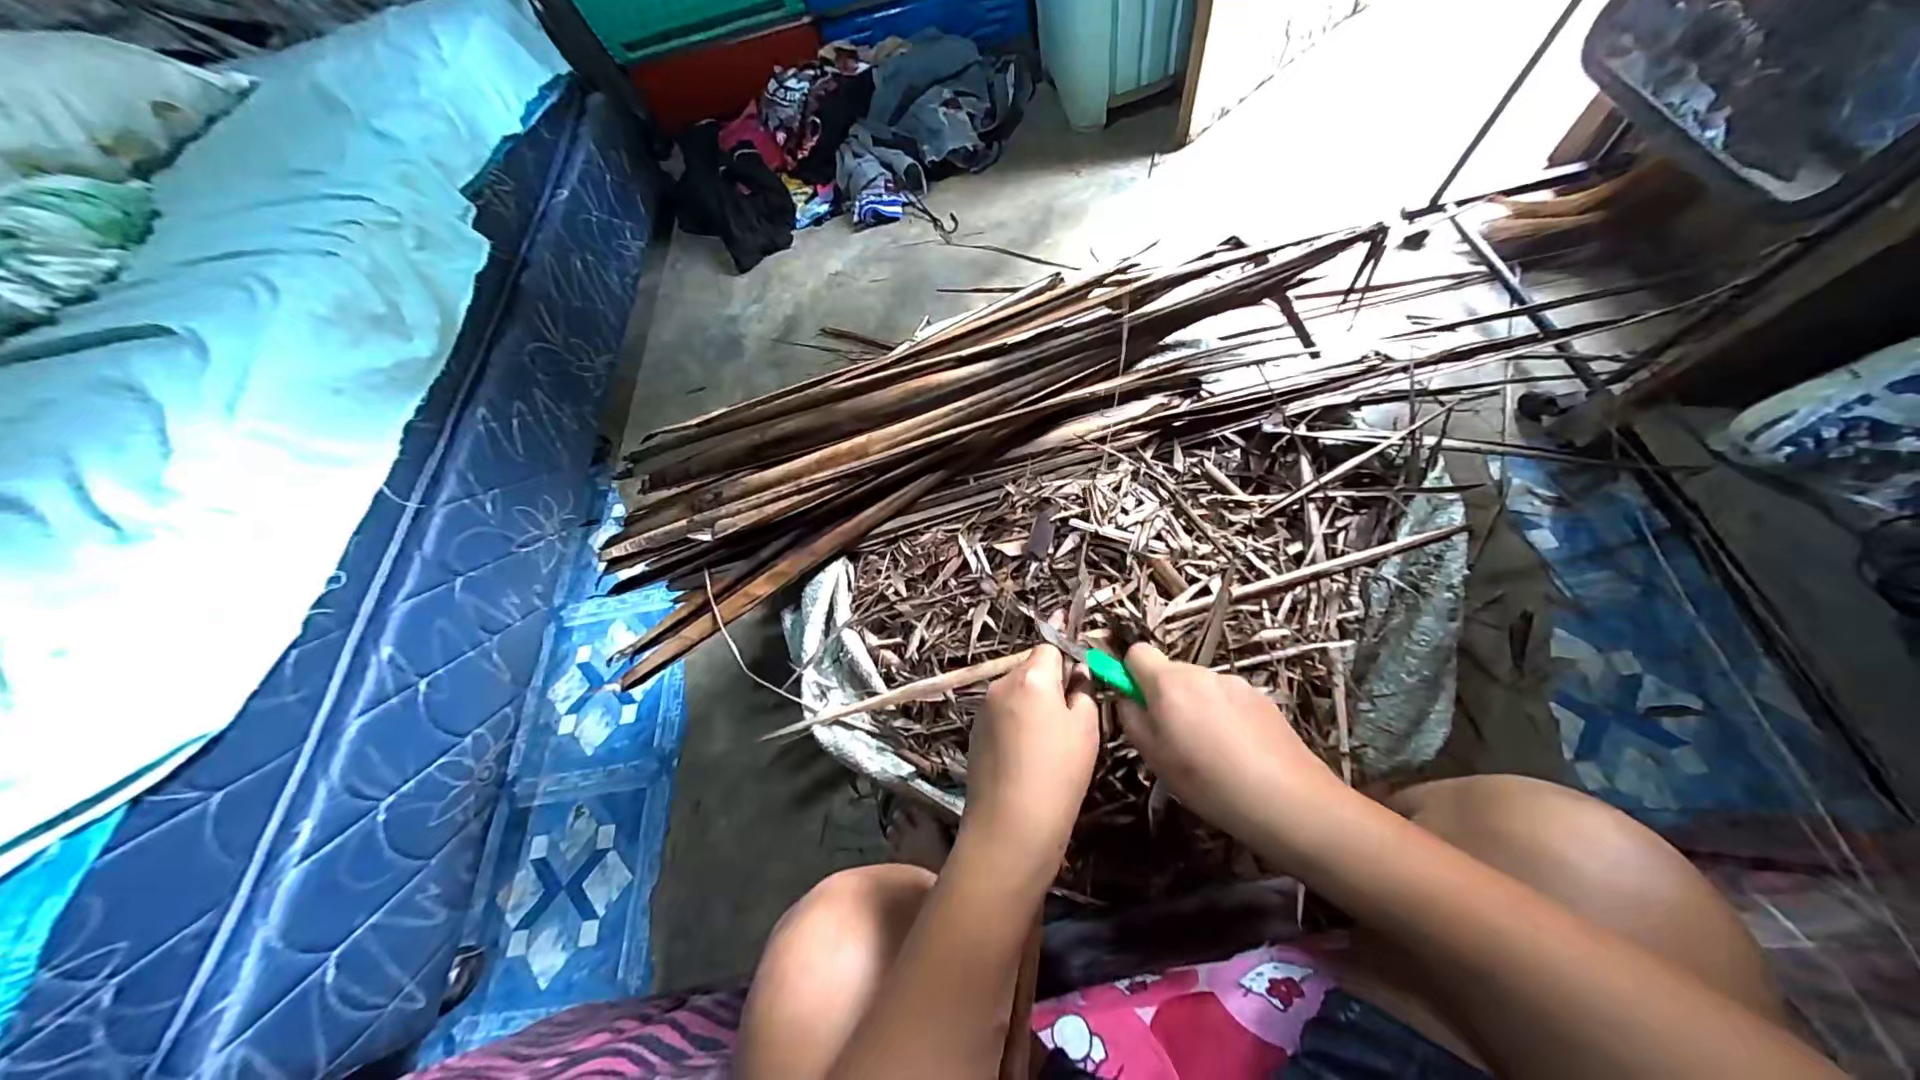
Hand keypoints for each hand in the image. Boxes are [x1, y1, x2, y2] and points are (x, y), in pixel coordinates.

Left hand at [963, 645, 1098, 859]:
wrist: (1011, 824)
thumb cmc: (1059, 772)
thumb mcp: (1086, 728)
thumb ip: (1083, 691)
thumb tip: (1078, 674)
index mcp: (1031, 676)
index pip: (1050, 646)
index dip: (1067, 657)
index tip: (1079, 677)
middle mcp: (1001, 684)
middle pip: (1030, 669)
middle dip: (1049, 683)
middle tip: (1070, 715)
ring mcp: (984, 709)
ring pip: (1016, 693)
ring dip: (1032, 704)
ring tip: (1050, 741)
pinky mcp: (975, 733)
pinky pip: (1003, 715)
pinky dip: (1016, 724)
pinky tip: (1028, 754)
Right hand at [1115, 643, 1342, 838]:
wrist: (1288, 799)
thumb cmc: (1208, 782)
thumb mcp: (1153, 757)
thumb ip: (1131, 718)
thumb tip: (1127, 698)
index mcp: (1168, 682)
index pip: (1136, 652)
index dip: (1130, 675)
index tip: (1136, 705)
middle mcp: (1201, 673)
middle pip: (1170, 672)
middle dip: (1165, 697)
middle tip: (1173, 740)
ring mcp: (1235, 683)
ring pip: (1200, 688)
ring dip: (1196, 708)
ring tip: (1209, 752)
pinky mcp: (1262, 698)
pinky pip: (1228, 700)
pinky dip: (1224, 718)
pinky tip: (1237, 753)